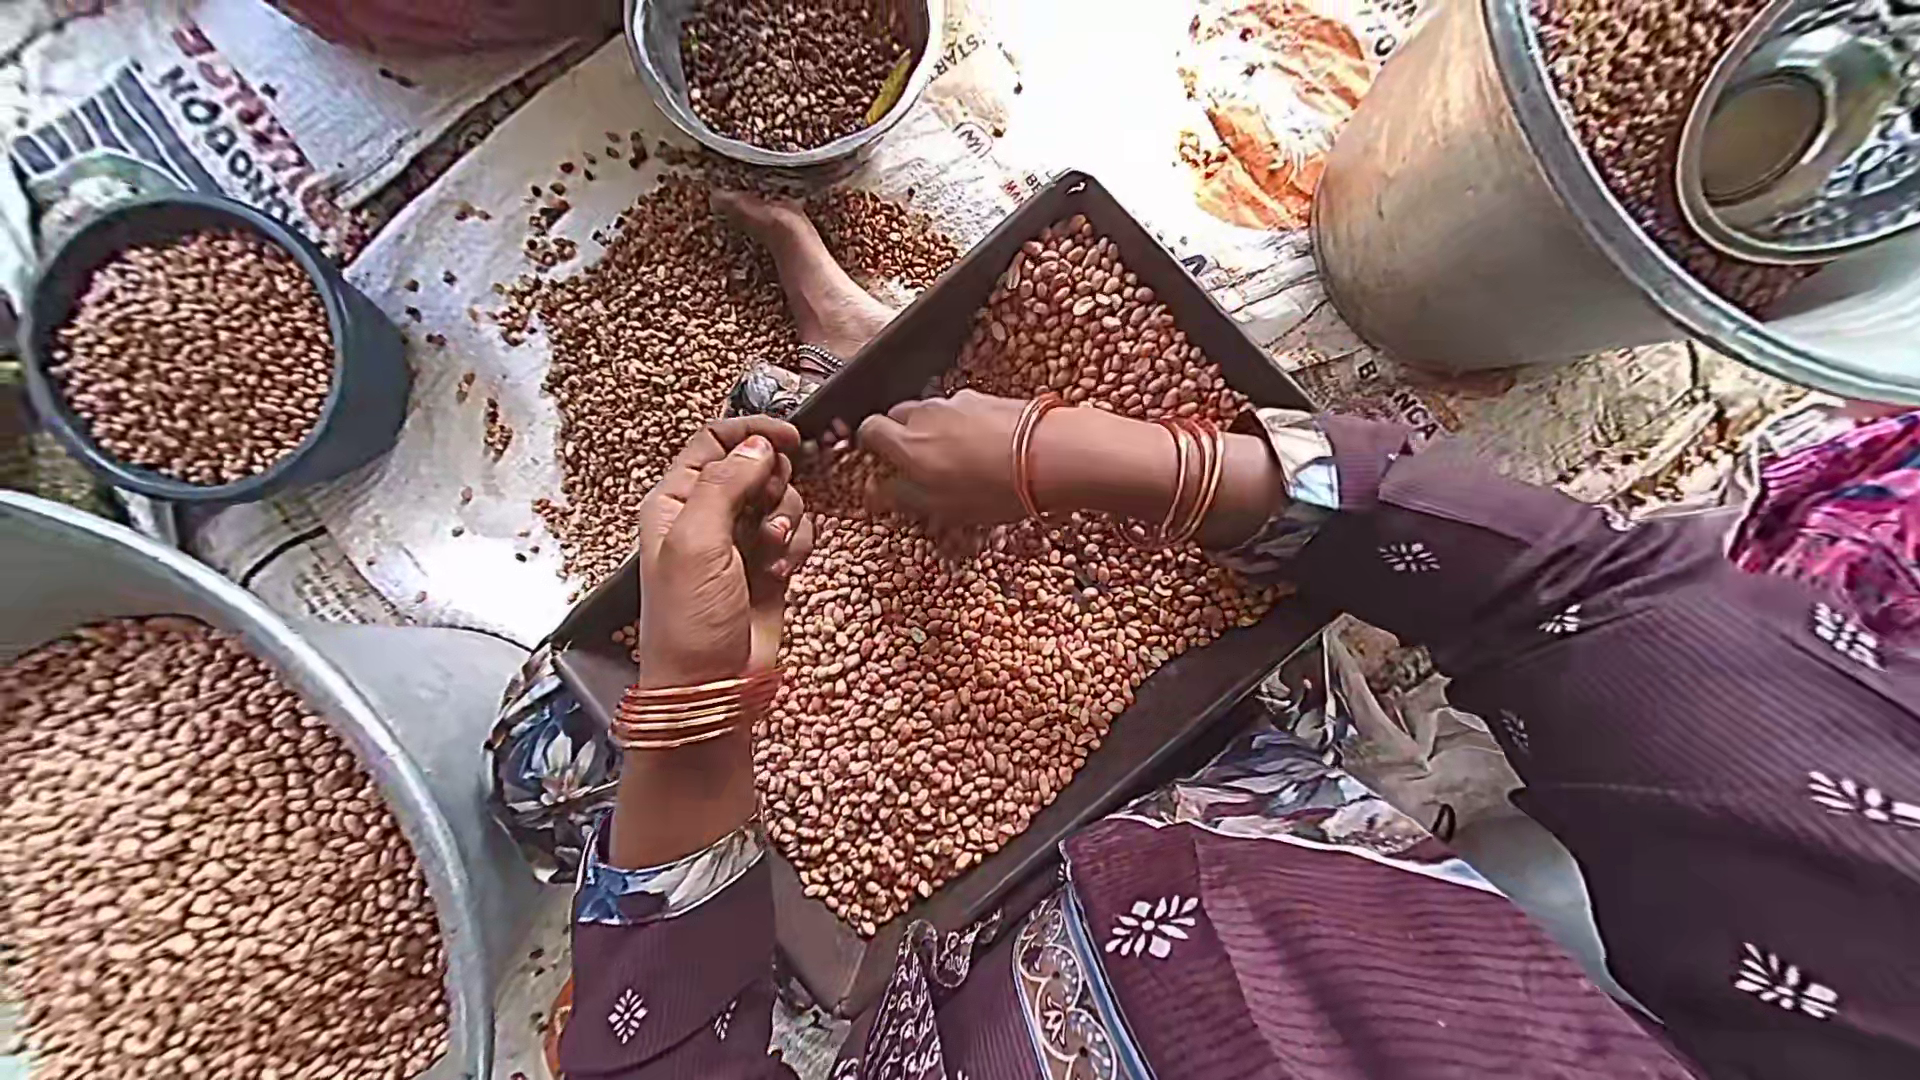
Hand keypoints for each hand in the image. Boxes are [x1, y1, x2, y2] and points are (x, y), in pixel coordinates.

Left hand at [634, 417, 815, 687]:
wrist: (713, 685)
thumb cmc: (689, 617)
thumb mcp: (696, 542)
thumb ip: (726, 484)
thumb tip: (760, 445)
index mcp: (677, 499)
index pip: (715, 441)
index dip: (752, 433)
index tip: (791, 438)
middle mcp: (710, 513)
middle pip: (758, 467)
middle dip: (775, 485)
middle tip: (769, 512)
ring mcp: (743, 539)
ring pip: (784, 499)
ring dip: (788, 521)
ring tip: (771, 553)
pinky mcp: (772, 562)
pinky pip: (798, 532)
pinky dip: (797, 547)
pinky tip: (780, 572)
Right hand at [854, 389, 1029, 527]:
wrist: (1048, 454)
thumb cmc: (993, 488)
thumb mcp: (940, 506)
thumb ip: (903, 495)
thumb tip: (876, 492)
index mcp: (906, 442)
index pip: (870, 428)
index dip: (870, 442)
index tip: (877, 455)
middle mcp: (927, 414)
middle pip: (899, 414)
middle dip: (901, 433)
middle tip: (917, 461)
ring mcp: (959, 402)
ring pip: (933, 411)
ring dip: (935, 428)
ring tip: (955, 457)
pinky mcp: (988, 398)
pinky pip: (964, 410)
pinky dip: (964, 425)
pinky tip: (982, 447)